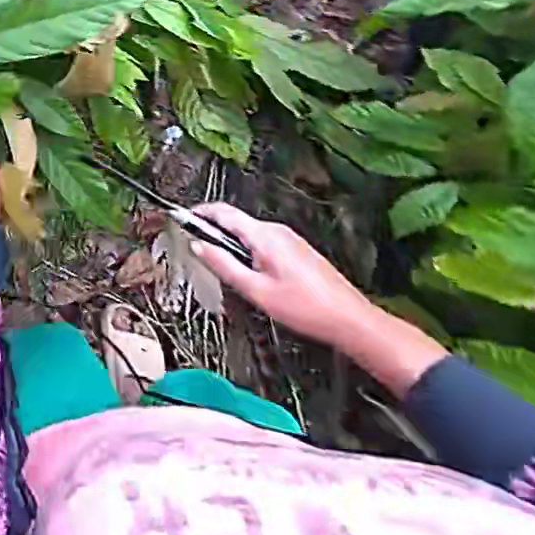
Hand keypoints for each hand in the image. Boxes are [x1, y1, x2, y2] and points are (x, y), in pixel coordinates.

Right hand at [188, 202, 447, 396]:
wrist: (353, 322)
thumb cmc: (308, 309)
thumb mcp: (254, 290)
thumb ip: (222, 264)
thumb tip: (198, 246)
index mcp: (264, 236)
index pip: (221, 211)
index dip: (197, 213)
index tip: (181, 219)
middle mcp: (278, 232)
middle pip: (234, 220)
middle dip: (212, 230)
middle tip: (199, 249)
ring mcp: (290, 239)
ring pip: (248, 231)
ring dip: (231, 242)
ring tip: (228, 267)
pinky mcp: (297, 249)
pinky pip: (262, 240)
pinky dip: (247, 248)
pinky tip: (252, 273)